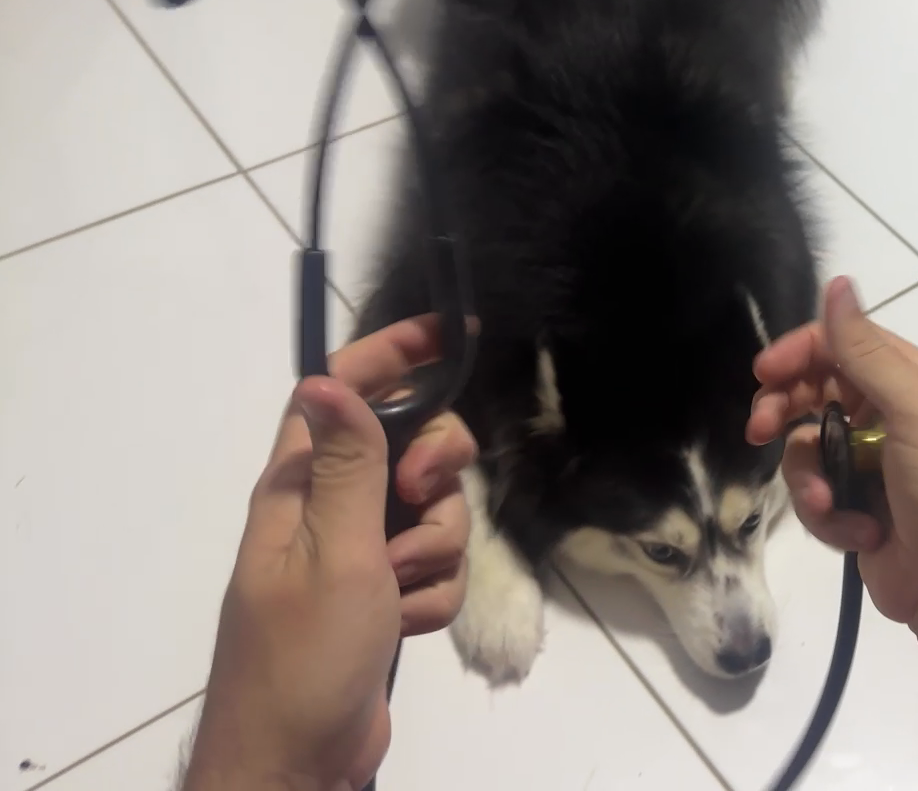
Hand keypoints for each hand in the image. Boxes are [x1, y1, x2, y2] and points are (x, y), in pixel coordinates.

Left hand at [184, 316, 477, 790]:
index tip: (453, 333)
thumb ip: (347, 466)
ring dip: (438, 547)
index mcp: (301, 488)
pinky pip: (443, 561)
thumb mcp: (335, 553)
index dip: (393, 353)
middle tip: (427, 495)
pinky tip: (406, 622)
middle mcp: (335, 507)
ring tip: (403, 590)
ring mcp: (366, 548)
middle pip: (415, 444)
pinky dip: (437, 590)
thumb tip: (327, 380)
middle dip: (439, 468)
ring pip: (440, 506)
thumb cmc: (305, 653)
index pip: (343, 395)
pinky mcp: (392, 586)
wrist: (301, 762)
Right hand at [747, 277, 917, 628]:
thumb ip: (866, 350)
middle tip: (759, 430)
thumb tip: (836, 282)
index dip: (798, 352)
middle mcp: (888, 409)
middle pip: (814, 390)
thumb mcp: (910, 409)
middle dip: (785, 411)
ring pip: (806, 447)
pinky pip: (816, 491)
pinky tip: (856, 532)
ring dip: (810, 479)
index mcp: (909, 377)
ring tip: (831, 504)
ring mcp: (870, 457)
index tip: (763, 374)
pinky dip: (829, 514)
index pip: (841, 343)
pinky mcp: (855, 500)